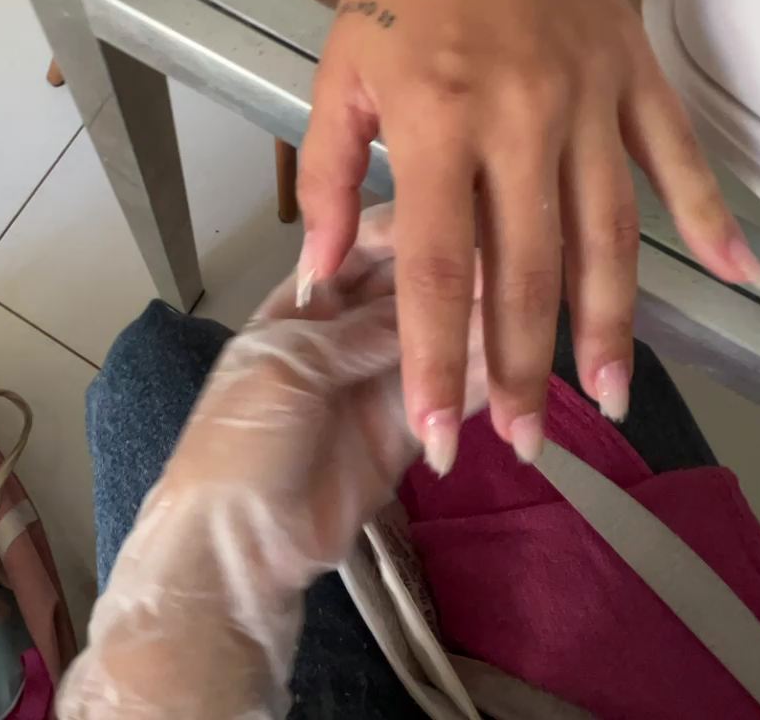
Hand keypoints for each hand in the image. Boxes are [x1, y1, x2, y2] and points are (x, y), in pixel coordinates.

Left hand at [58, 207, 483, 718]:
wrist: (240, 542)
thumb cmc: (244, 437)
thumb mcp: (286, 368)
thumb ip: (355, 334)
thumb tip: (430, 302)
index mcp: (302, 301)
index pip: (356, 246)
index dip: (402, 232)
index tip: (452, 217)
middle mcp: (345, 328)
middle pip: (404, 288)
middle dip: (448, 275)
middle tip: (501, 263)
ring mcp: (378, 377)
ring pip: (435, 336)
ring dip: (472, 324)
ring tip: (519, 310)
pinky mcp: (406, 426)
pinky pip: (448, 392)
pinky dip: (479, 378)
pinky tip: (514, 363)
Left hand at [297, 0, 759, 472]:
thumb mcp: (335, 80)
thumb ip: (327, 182)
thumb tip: (322, 276)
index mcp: (437, 124)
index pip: (437, 268)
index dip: (436, 358)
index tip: (438, 431)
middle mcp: (522, 120)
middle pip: (528, 270)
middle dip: (523, 366)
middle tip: (527, 442)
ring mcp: (591, 96)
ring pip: (608, 234)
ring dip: (610, 324)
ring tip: (608, 397)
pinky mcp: (634, 72)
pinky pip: (679, 156)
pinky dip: (710, 218)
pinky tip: (741, 278)